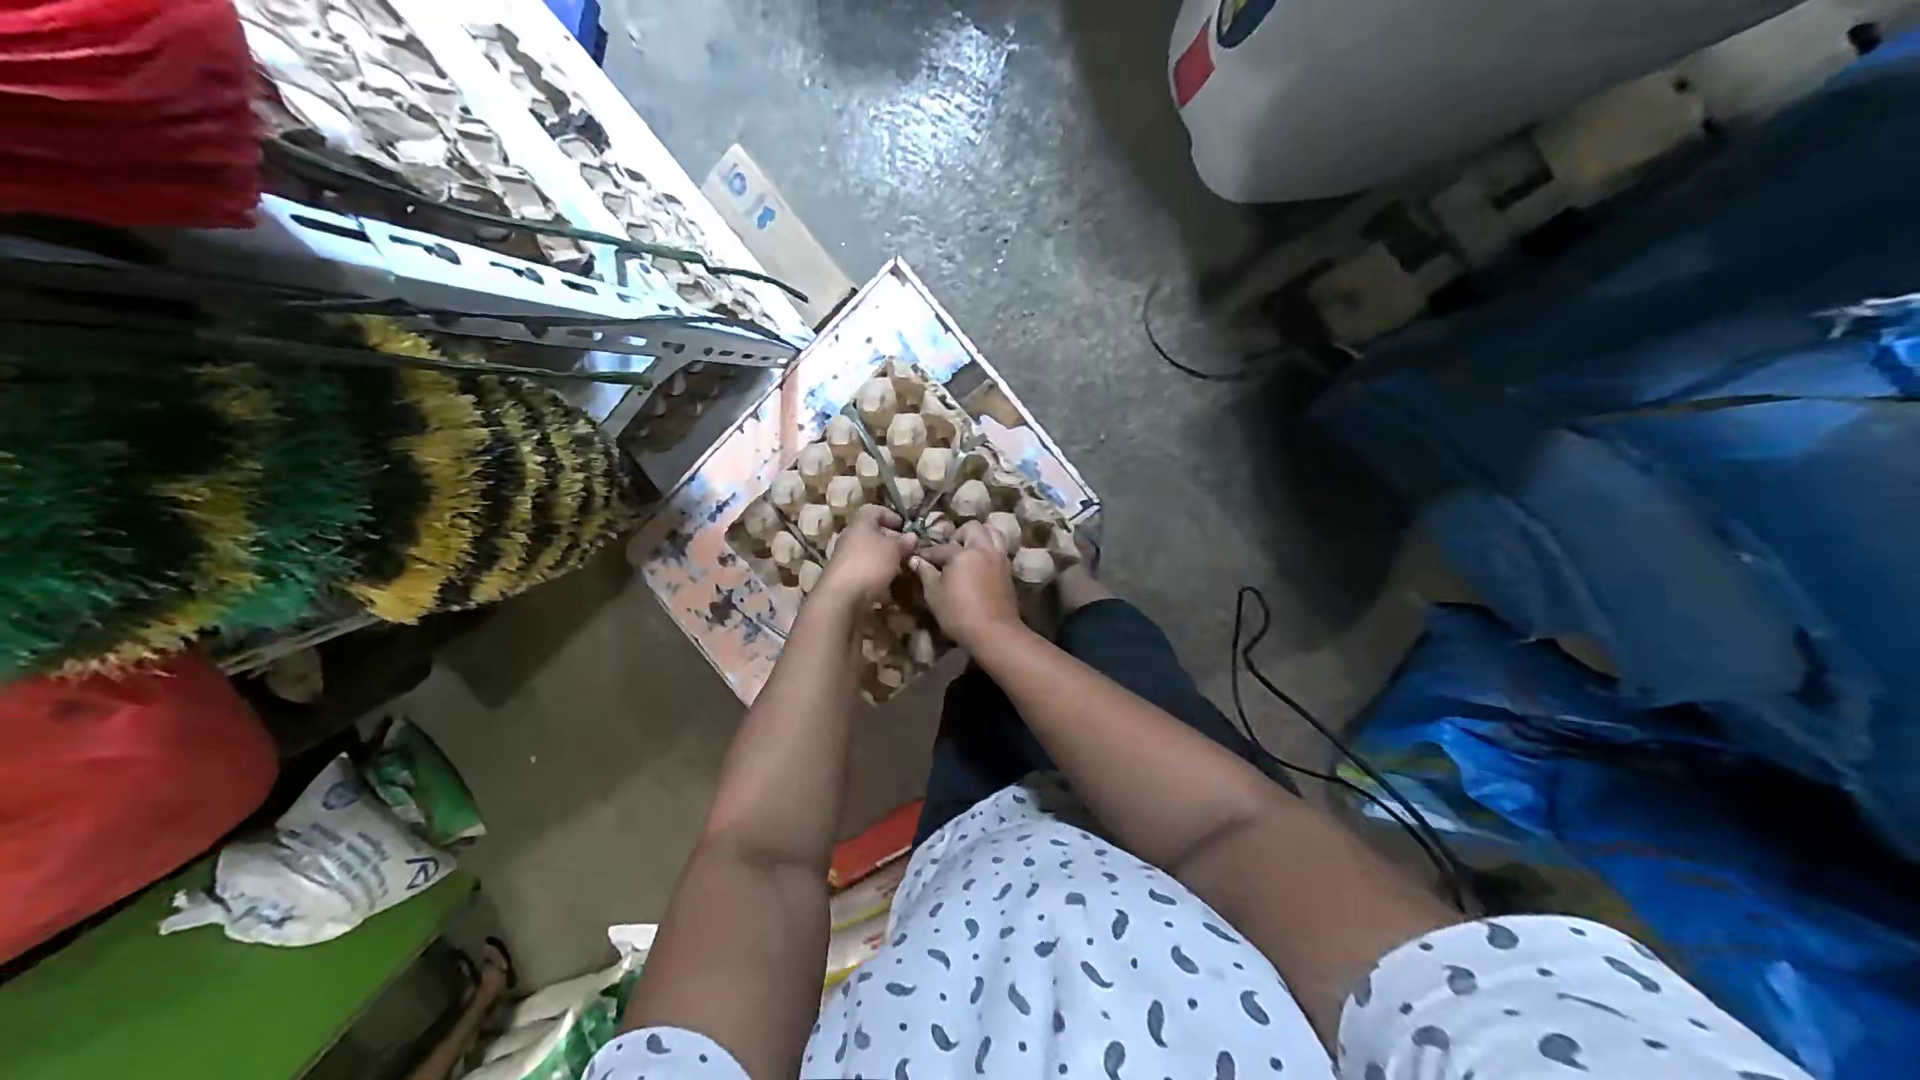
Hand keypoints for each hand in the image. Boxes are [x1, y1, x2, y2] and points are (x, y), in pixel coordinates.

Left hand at [814, 505, 914, 605]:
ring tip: (903, 568)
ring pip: (870, 554)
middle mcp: (850, 538)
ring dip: (887, 560)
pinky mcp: (846, 578)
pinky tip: (890, 583)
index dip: (891, 516)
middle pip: (872, 533)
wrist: (842, 597)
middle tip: (908, 550)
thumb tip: (912, 537)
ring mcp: (846, 559)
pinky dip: (879, 575)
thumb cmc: (870, 564)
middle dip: (892, 540)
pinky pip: (866, 570)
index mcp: (860, 524)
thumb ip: (904, 542)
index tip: (905, 527)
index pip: (874, 510)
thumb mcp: (894, 550)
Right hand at [911, 521, 1023, 650]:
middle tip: (950, 552)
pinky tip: (981, 564)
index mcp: (962, 553)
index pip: (941, 548)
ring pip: (993, 532)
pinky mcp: (1008, 570)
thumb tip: (915, 560)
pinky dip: (990, 549)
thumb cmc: (958, 614)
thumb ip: (925, 573)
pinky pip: (1000, 549)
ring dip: (980, 537)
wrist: (994, 632)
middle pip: (972, 528)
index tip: (918, 560)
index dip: (927, 554)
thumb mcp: (934, 595)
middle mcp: (983, 549)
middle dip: (959, 535)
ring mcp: (999, 558)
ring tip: (969, 552)